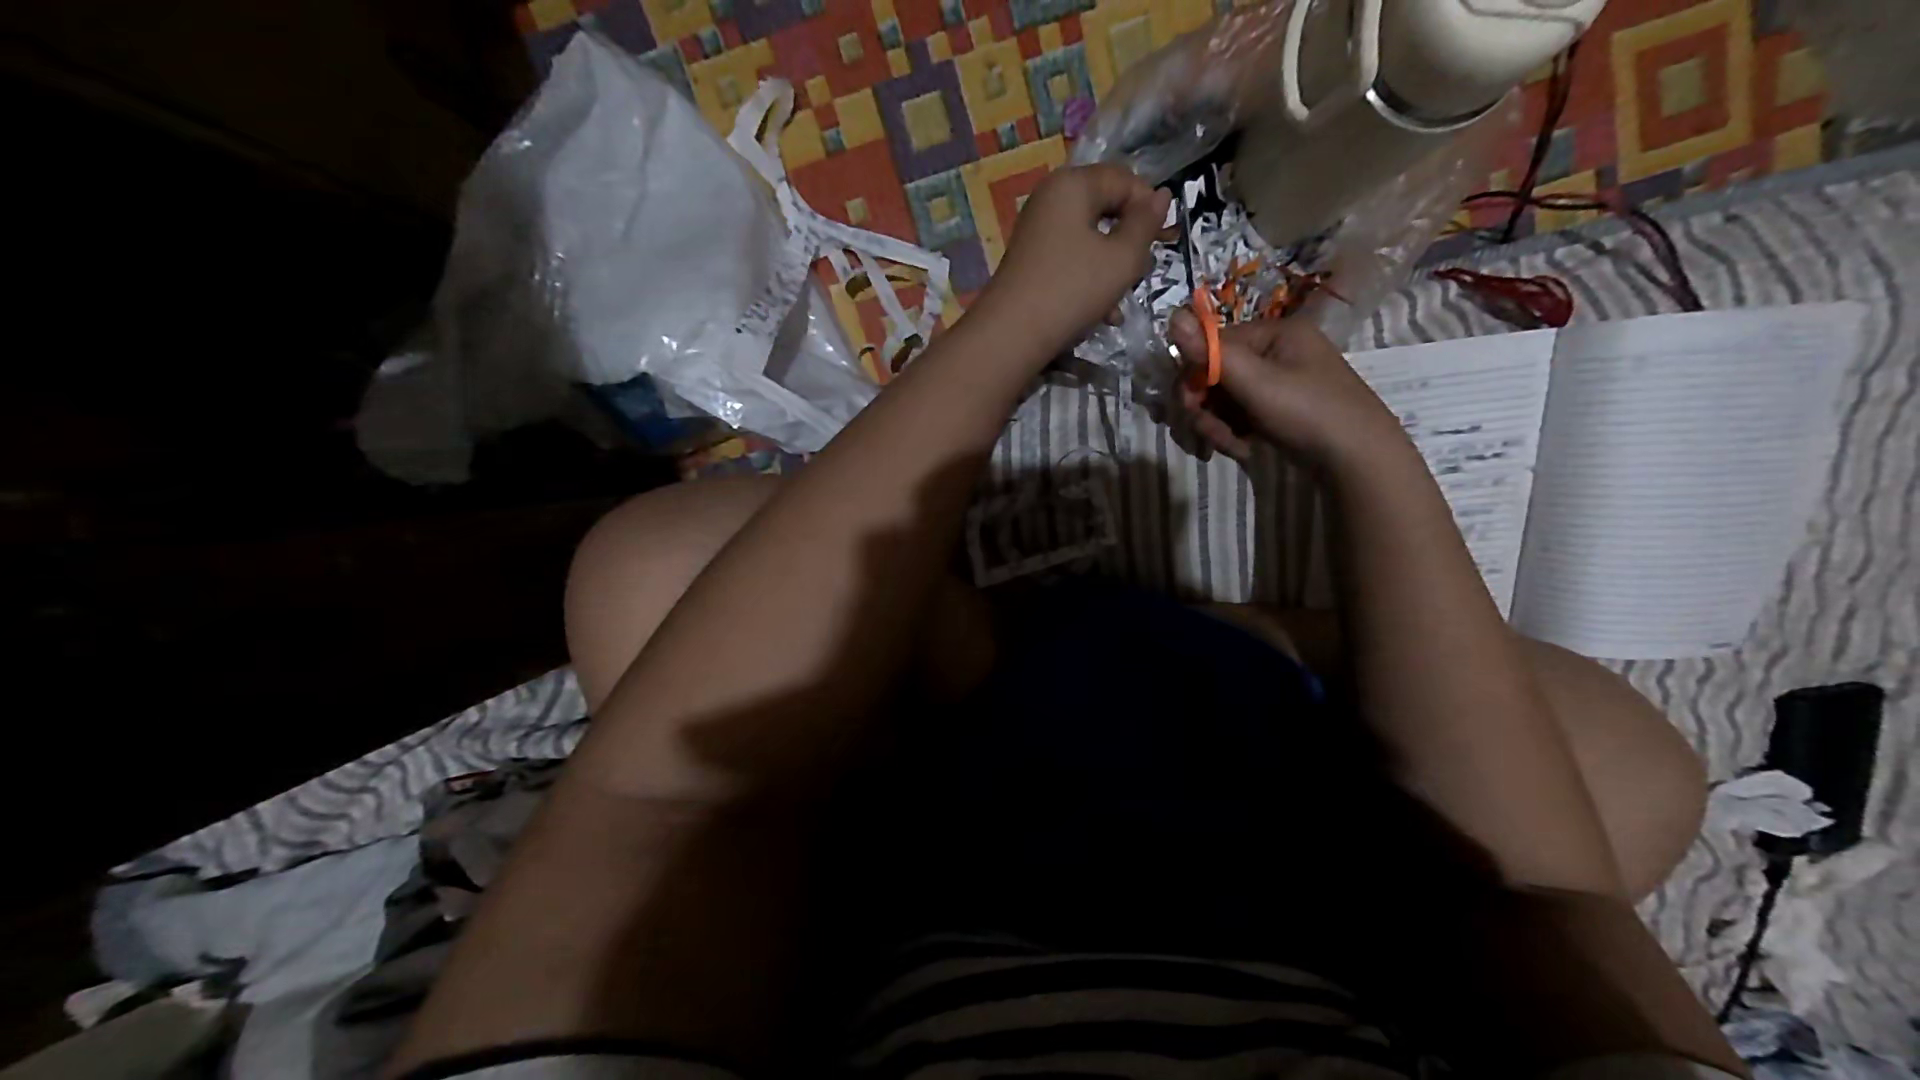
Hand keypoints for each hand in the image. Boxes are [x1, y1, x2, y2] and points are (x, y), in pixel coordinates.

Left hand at [973, 164, 1170, 353]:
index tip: (1163, 243)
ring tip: (1120, 300)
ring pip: (1090, 239)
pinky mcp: (1031, 260)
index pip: (1126, 180)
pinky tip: (1102, 313)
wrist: (1011, 335)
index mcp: (1073, 184)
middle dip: (1129, 241)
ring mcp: (1037, 230)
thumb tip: (1161, 195)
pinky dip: (1089, 279)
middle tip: (1141, 273)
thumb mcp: (1122, 258)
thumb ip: (1146, 224)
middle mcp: (1050, 198)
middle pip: (1106, 208)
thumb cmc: (1072, 289)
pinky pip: (1071, 259)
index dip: (1149, 209)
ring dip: (1112, 268)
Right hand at [1170, 310, 1408, 469]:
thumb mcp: (1256, 382)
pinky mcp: (1277, 412)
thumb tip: (1171, 316)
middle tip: (1210, 433)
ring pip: (1223, 401)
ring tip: (1232, 446)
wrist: (1358, 461)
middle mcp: (1275, 353)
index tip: (1189, 406)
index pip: (1213, 345)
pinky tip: (1244, 449)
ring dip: (1217, 425)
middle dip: (1205, 407)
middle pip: (1215, 375)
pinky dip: (1233, 434)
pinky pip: (1239, 417)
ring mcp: (1277, 384)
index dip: (1194, 376)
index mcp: (1275, 333)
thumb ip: (1211, 353)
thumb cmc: (1309, 412)